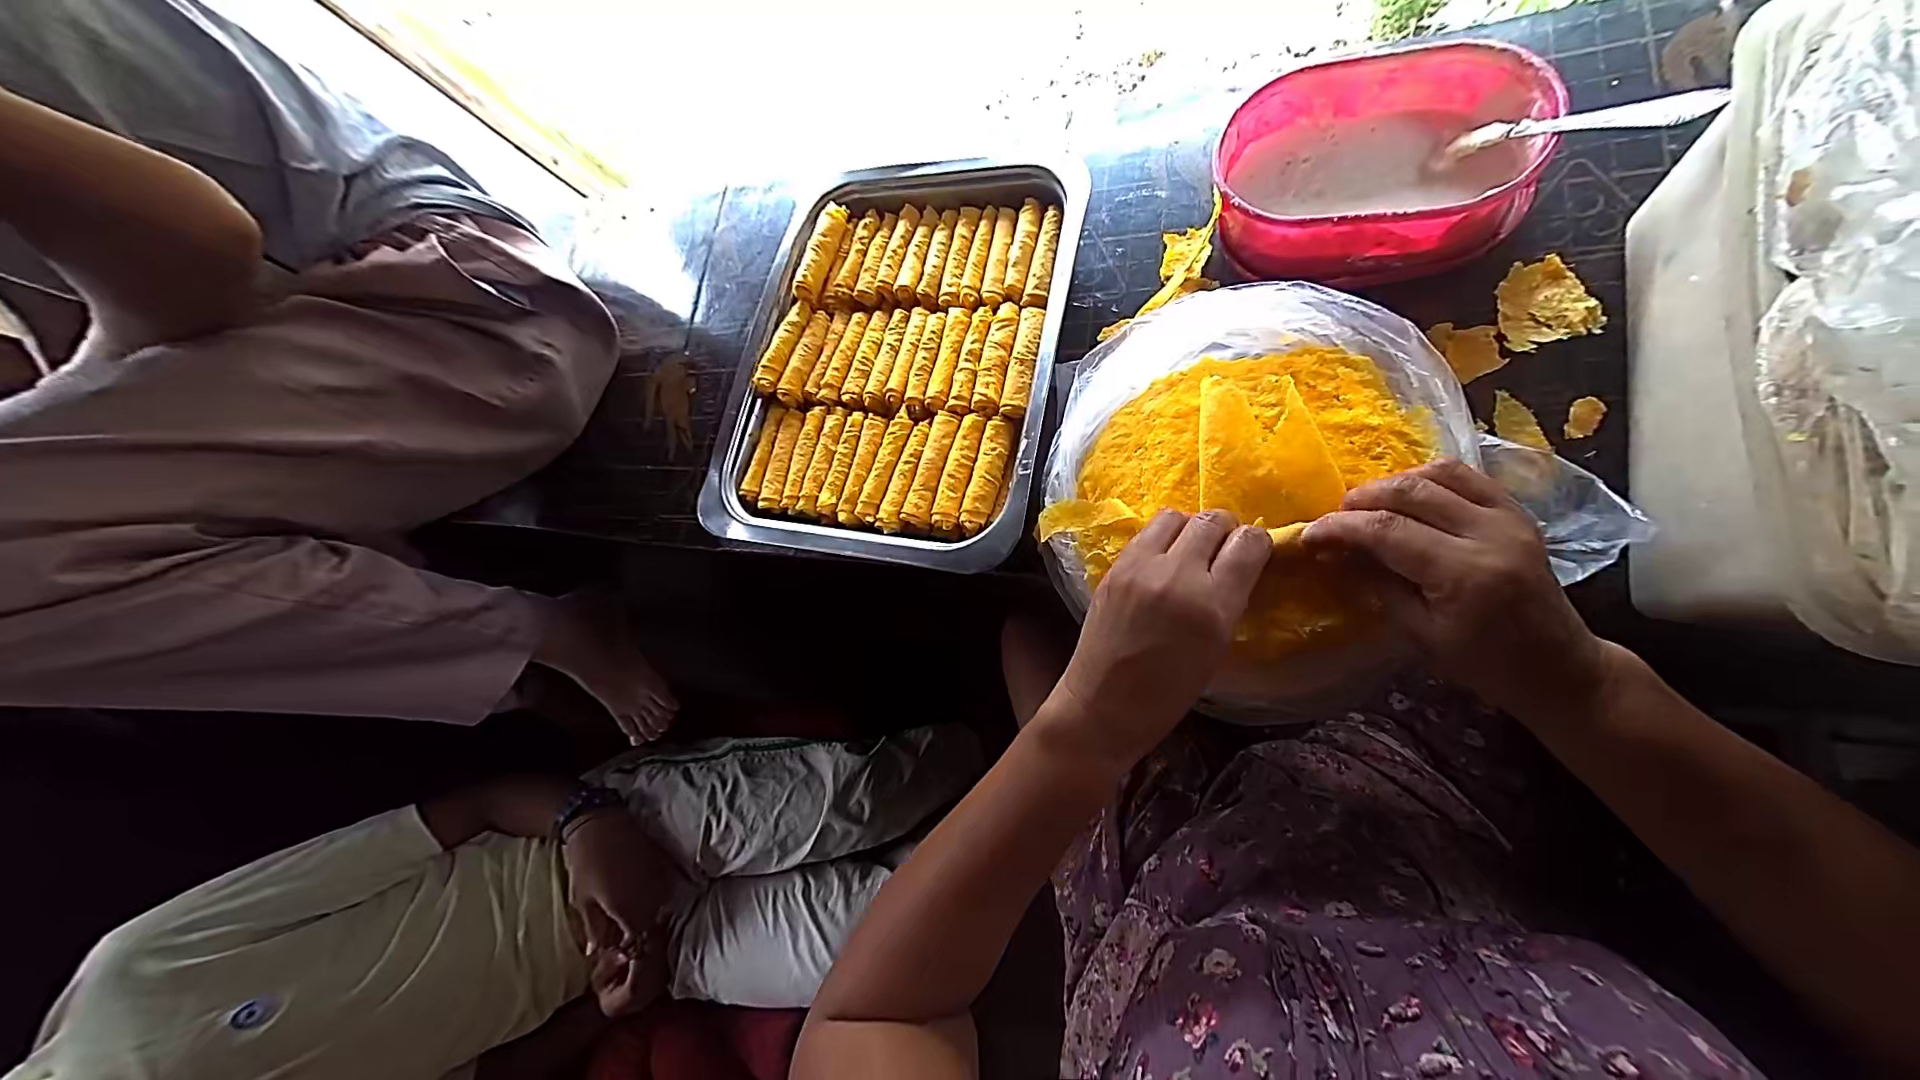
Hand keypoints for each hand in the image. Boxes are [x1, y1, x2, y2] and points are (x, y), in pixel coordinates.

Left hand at [563, 809, 674, 1014]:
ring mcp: (660, 877)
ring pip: (662, 905)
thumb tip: (598, 951)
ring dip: (649, 912)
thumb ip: (594, 929)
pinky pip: (665, 886)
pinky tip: (642, 892)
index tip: (622, 951)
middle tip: (625, 933)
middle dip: (641, 932)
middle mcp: (651, 896)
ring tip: (632, 912)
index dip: (631, 950)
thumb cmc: (585, 864)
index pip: (639, 941)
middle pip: (653, 924)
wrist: (600, 823)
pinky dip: (656, 894)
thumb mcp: (582, 901)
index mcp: (629, 909)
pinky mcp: (663, 862)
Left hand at [1044, 509, 1270, 765]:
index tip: (1254, 552)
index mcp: (1212, 606)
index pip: (1249, 543)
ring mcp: (1139, 568)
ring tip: (1189, 551)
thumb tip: (1239, 563)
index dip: (1257, 543)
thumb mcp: (1217, 647)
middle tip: (1222, 548)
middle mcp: (1176, 576)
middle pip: (1211, 519)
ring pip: (1175, 516)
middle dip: (1225, 529)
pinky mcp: (1113, 568)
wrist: (1102, 703)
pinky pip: (1144, 533)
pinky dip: (1160, 539)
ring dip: (1189, 528)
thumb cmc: (1168, 693)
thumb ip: (1230, 599)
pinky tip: (1161, 561)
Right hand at [1303, 459, 1611, 718]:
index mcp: (1465, 573)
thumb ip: (1375, 583)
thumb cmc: (1481, 662)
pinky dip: (1425, 480)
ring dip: (1391, 484)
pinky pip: (1465, 476)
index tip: (1309, 536)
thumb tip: (1331, 554)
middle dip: (1359, 501)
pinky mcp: (1516, 512)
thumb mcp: (1416, 631)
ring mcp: (1509, 517)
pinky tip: (1404, 499)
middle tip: (1333, 520)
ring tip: (1366, 507)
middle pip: (1409, 492)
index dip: (1339, 527)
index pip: (1386, 530)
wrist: (1556, 665)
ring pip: (1438, 474)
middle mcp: (1490, 534)